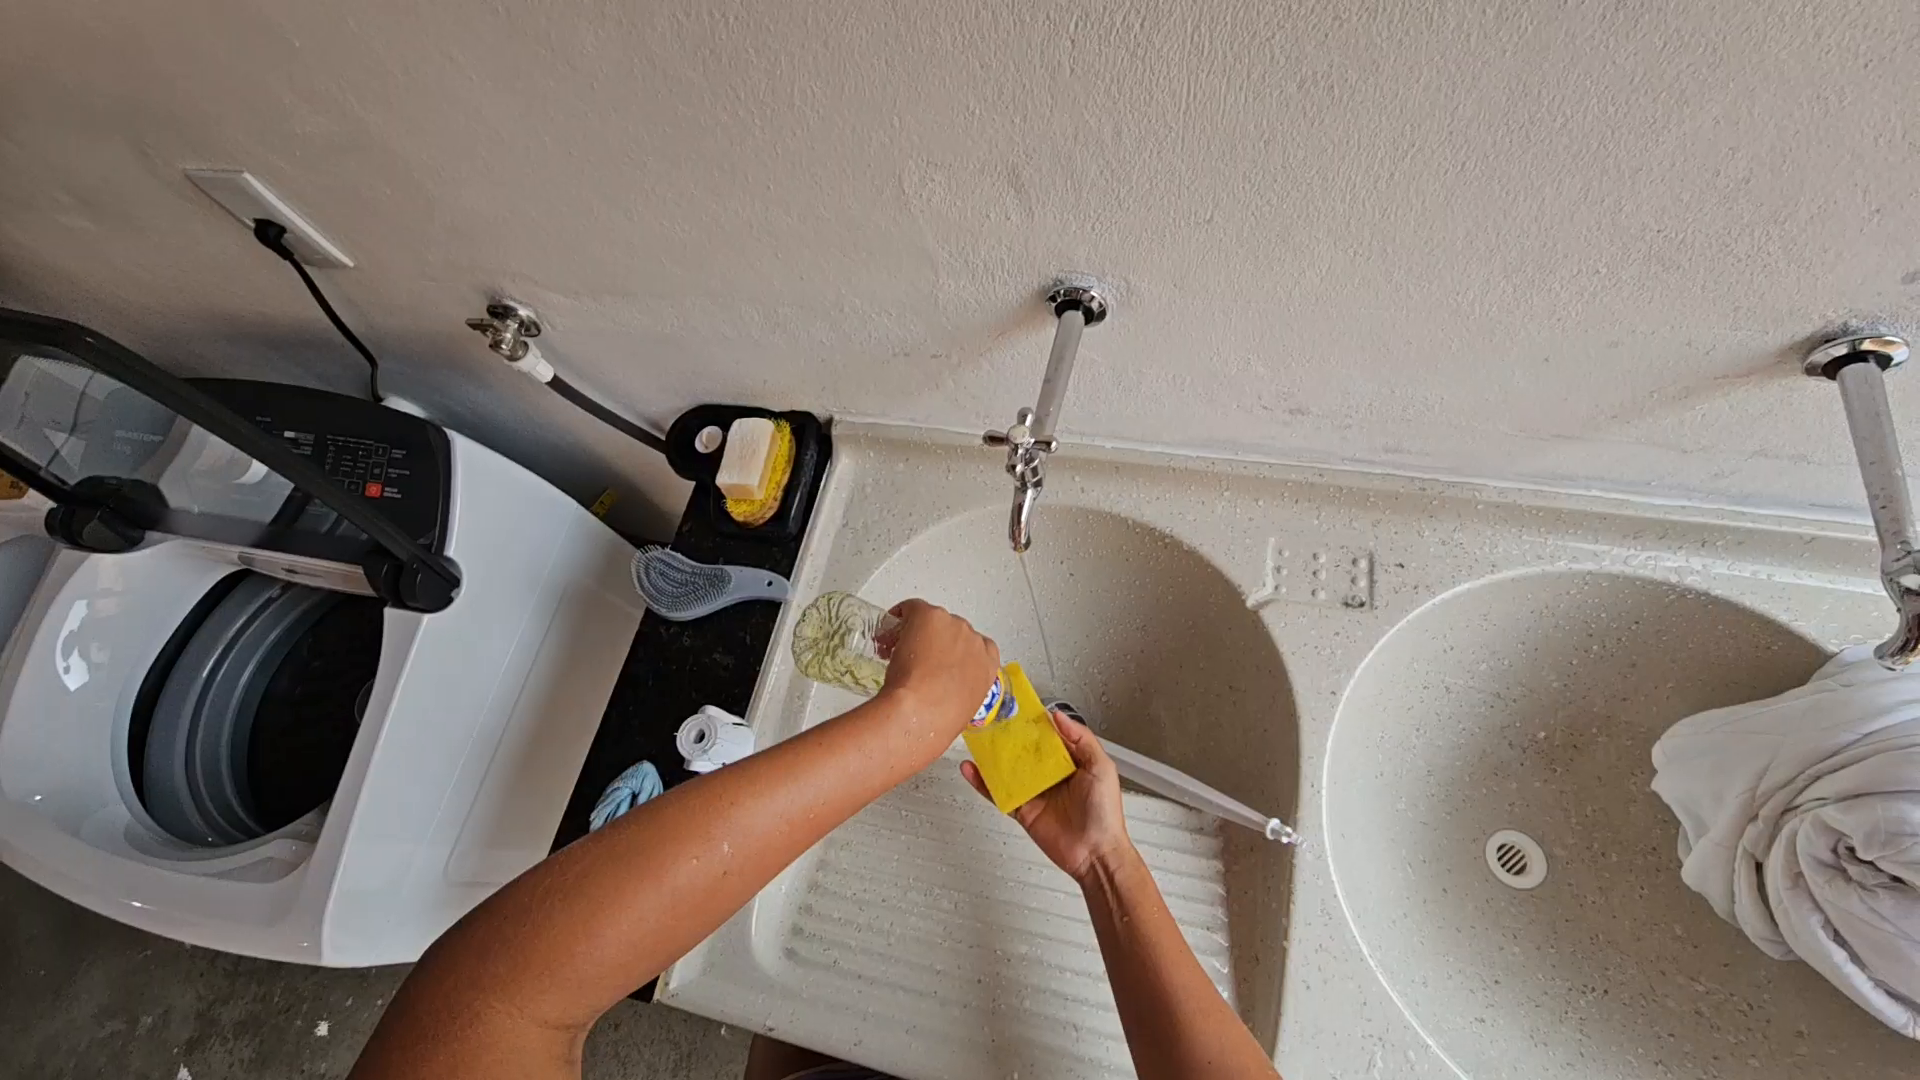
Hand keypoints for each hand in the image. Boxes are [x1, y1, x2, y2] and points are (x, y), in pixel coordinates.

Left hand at [877, 599, 1001, 738]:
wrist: (923, 710)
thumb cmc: (939, 718)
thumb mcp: (960, 710)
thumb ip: (956, 693)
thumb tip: (938, 694)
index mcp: (988, 664)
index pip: (979, 646)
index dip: (956, 650)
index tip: (941, 659)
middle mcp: (973, 639)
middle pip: (952, 630)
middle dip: (935, 641)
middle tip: (915, 657)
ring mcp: (952, 625)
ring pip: (932, 619)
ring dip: (918, 630)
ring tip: (898, 649)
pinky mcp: (929, 615)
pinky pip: (912, 607)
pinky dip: (899, 615)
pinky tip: (887, 629)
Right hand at [962, 710, 1132, 882]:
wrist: (1095, 853)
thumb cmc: (1105, 813)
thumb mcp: (1101, 767)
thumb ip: (1082, 738)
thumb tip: (1059, 716)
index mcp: (1069, 761)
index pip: (1047, 736)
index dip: (1034, 723)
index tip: (1018, 709)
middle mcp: (1050, 774)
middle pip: (1023, 750)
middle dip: (1009, 736)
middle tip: (992, 721)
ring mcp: (1034, 791)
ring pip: (1007, 769)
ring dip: (992, 757)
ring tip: (977, 740)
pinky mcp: (1022, 809)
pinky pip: (999, 794)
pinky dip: (983, 783)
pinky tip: (972, 771)